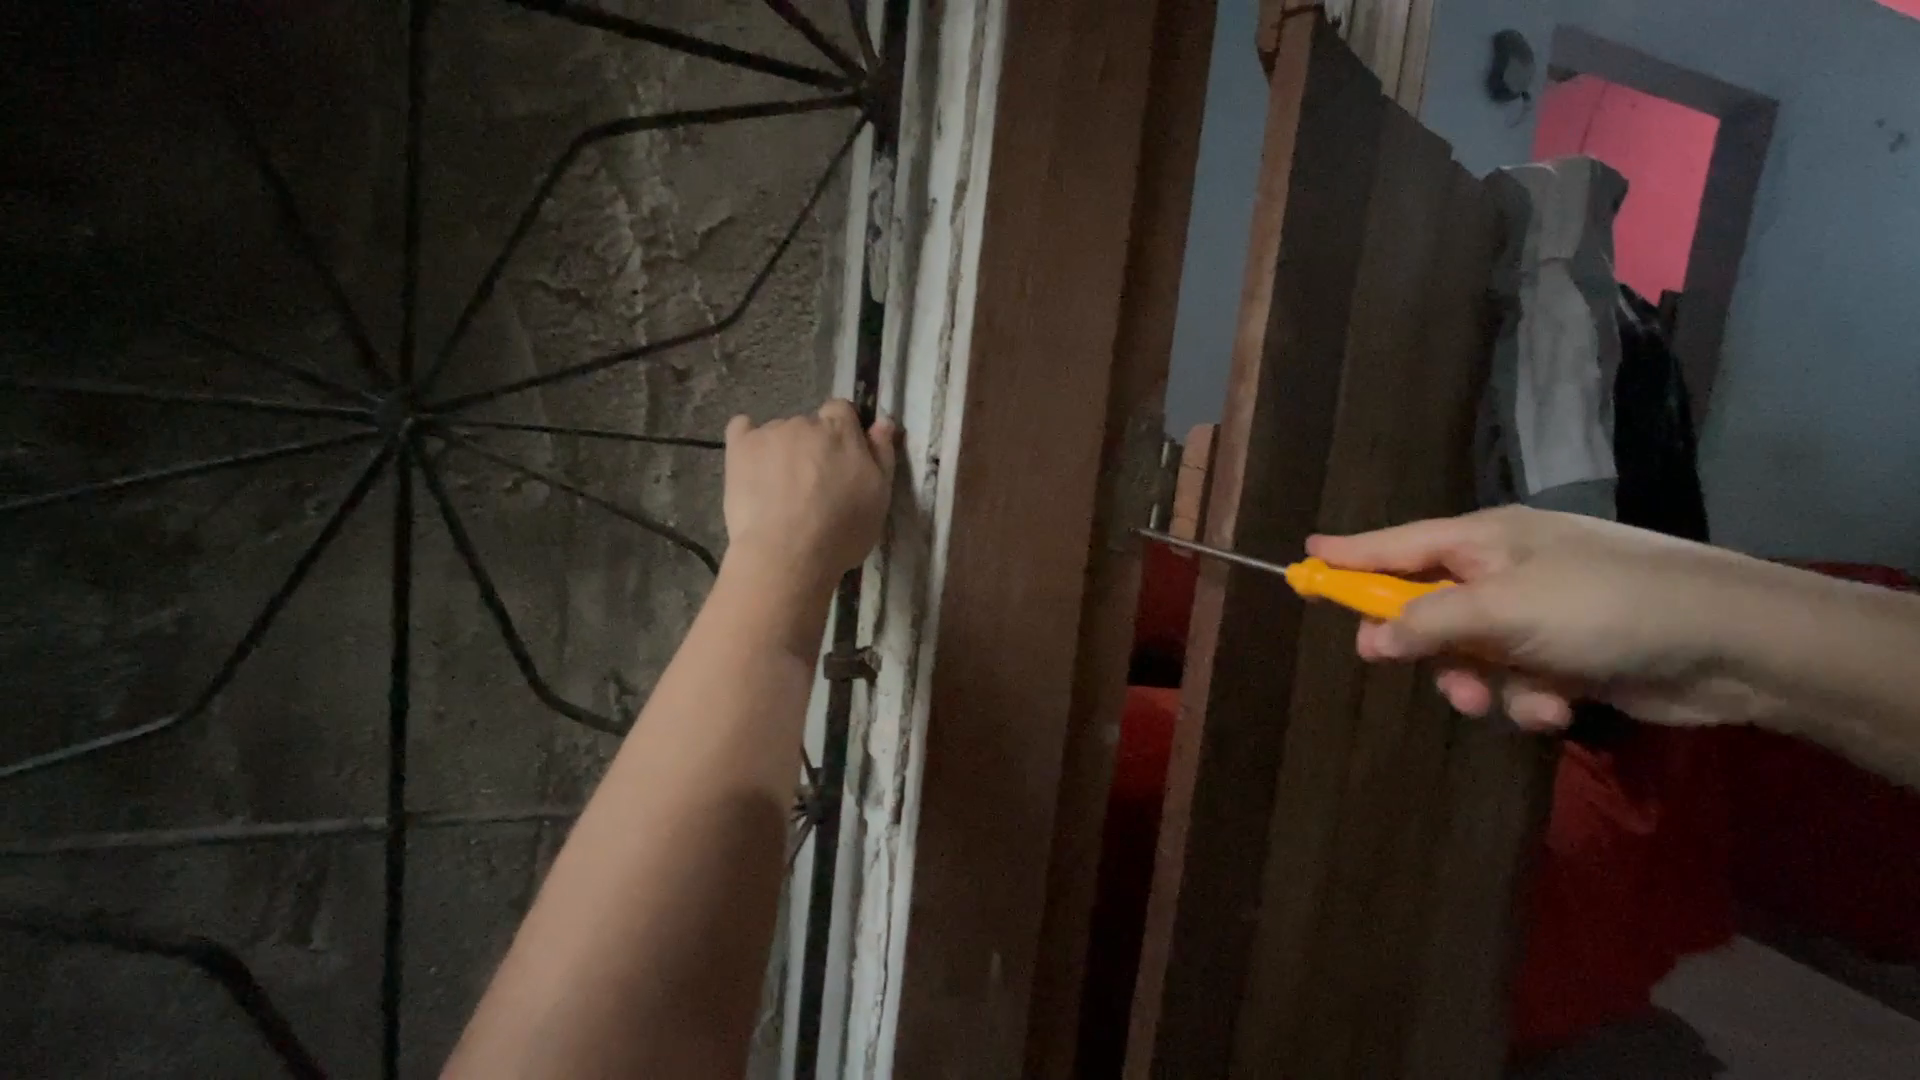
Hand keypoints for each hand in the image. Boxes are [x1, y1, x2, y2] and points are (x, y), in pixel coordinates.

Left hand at [722, 399, 896, 587]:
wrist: (786, 555)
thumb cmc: (841, 531)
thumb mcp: (879, 497)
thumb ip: (882, 455)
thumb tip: (883, 422)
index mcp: (841, 431)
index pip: (841, 410)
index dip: (841, 432)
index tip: (840, 460)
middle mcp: (805, 423)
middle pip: (810, 425)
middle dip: (812, 447)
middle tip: (812, 485)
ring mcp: (770, 433)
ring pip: (779, 433)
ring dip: (783, 451)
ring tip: (779, 490)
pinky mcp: (739, 447)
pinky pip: (741, 429)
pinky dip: (747, 441)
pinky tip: (750, 464)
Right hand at [1308, 507, 1777, 731]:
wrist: (1734, 646)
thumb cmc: (1603, 606)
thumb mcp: (1502, 610)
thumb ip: (1428, 622)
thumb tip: (1372, 637)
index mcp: (1483, 541)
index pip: (1394, 546)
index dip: (1345, 556)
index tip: (1302, 560)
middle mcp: (1503, 572)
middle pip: (1424, 605)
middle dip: (1413, 639)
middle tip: (1382, 658)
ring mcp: (1535, 614)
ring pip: (1466, 652)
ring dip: (1472, 681)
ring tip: (1491, 701)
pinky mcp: (1565, 655)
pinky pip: (1516, 679)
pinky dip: (1527, 697)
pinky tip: (1553, 707)